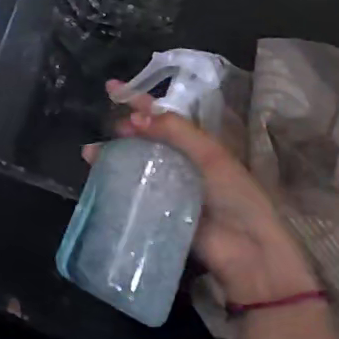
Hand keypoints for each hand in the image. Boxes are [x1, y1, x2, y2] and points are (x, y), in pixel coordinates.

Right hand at [87, 85, 318, 306]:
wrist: (246, 251)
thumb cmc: (236, 197)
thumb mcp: (211, 156)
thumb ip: (176, 131)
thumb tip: (135, 115)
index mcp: (197, 145)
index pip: (163, 116)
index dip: (138, 100)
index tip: (111, 87)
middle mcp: (179, 161)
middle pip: (143, 137)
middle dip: (122, 128)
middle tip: (110, 128)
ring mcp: (166, 185)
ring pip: (132, 161)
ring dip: (111, 153)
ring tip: (91, 153)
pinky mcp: (155, 209)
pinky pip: (130, 188)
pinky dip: (112, 179)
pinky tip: (98, 175)